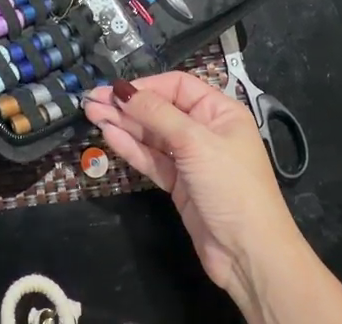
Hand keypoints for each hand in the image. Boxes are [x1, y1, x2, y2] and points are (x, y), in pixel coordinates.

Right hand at [85, 72, 301, 305]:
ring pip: (151, 135)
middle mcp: (205, 130)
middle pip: (160, 109)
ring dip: (123, 124)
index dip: (146, 86)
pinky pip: (151, 159)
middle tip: (92, 100)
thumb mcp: (195, 143)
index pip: (177, 87)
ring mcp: (191, 159)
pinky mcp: (179, 184)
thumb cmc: (231, 186)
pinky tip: (109, 135)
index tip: (115, 90)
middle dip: (127, 105)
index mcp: (220, 112)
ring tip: (92, 114)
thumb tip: (122, 89)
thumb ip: (156, 114)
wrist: (249, 255)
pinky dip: (130, 147)